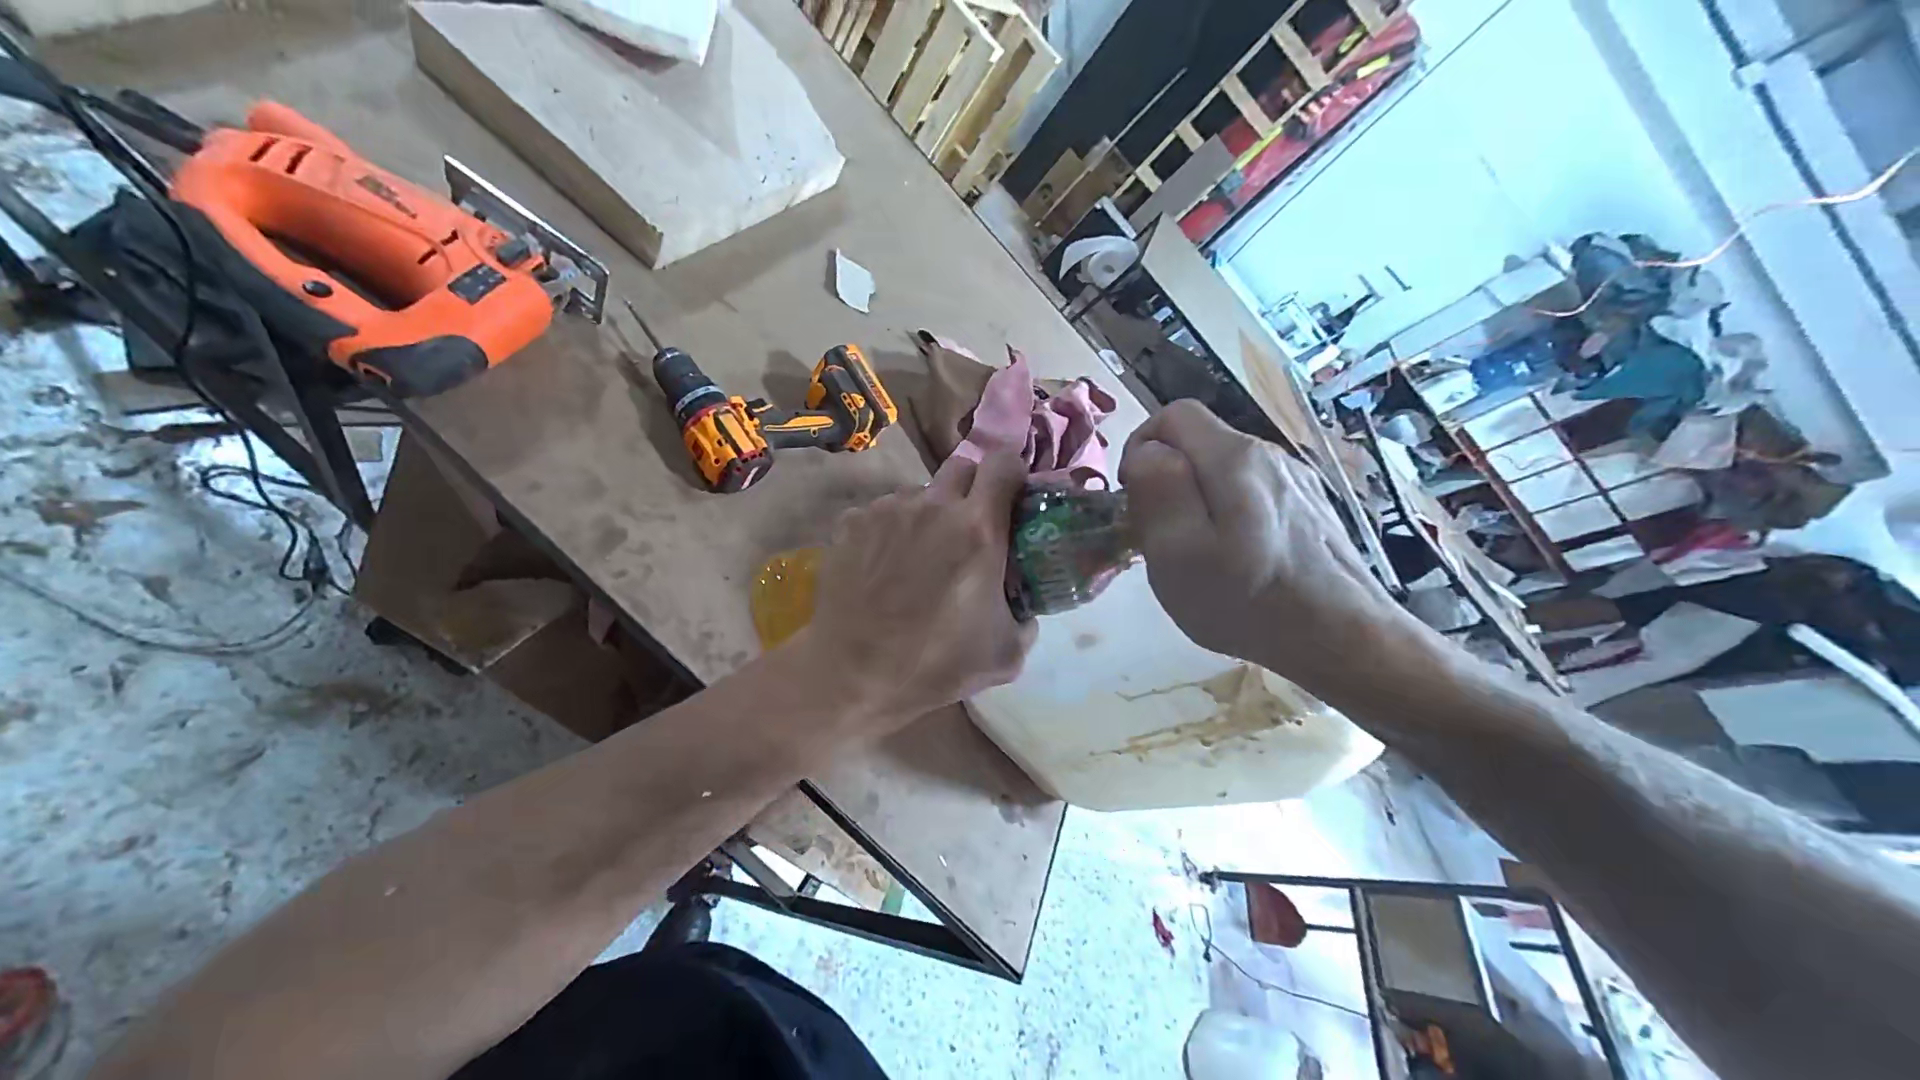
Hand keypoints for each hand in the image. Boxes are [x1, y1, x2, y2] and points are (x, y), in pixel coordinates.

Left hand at [801, 452, 1038, 728]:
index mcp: (978, 528)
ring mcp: (887, 510)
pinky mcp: (852, 522)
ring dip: (930, 512)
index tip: (1012, 497)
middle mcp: (933, 506)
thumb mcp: (1006, 653)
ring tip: (921, 555)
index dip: (1013, 474)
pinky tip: (885, 566)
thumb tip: (1024, 604)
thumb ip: (1025, 617)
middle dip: (973, 487)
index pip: (1005, 463)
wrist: (853, 674)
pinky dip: (892, 529)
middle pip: (962, 467)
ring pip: (920, 492)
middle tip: (971, 525)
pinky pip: (883, 511)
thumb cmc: (935, 665)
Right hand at [1118, 400, 1435, 704]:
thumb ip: (1158, 490)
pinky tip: (1241, 559)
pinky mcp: (1309, 504)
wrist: (1344, 639)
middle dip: (1169, 477)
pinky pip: (1252, 491)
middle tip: (1164, 534)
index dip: (1142, 447)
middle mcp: (1268, 455)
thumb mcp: (1179, 553)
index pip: (1173, 414)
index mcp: (1233, 458)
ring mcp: (1295, 479)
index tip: (1138, 498)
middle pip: (1200, 441)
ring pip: (1225, 469)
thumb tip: (1148, 451)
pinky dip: (1231, 512)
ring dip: (1199, 498)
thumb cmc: (1247, 602)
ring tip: (1202, 553)